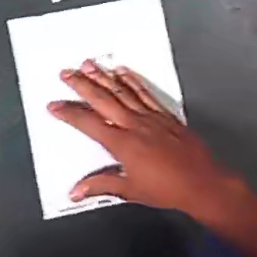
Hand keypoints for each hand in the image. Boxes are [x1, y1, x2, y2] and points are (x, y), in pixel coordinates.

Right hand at [49, 61, 256, 230]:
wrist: (201, 182)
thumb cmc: (168, 189)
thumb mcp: (130, 190)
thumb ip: (101, 185)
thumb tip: (77, 191)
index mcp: (123, 144)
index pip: (89, 124)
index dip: (69, 113)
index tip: (55, 106)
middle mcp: (135, 125)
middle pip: (103, 99)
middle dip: (82, 85)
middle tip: (66, 73)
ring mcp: (151, 118)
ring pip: (122, 91)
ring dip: (104, 77)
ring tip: (89, 64)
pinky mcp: (165, 116)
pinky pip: (145, 93)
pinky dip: (133, 81)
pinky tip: (123, 72)